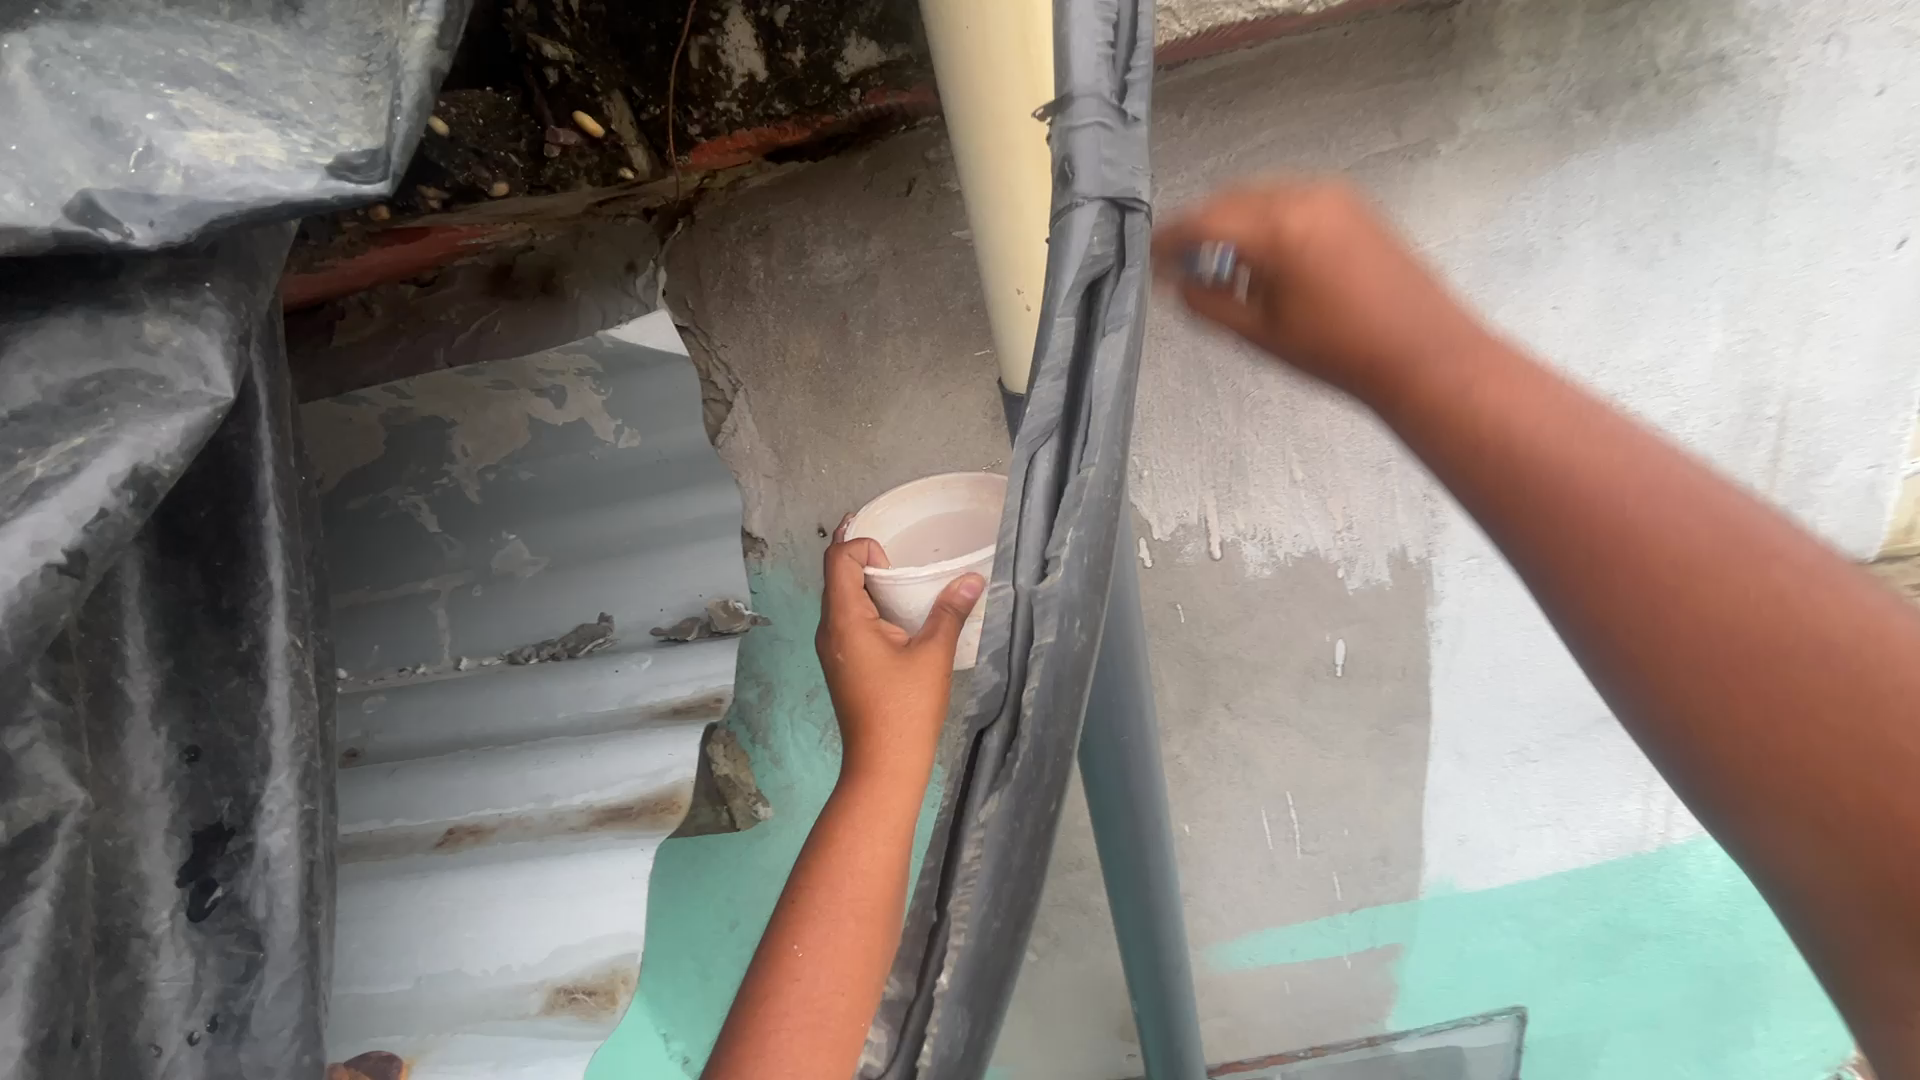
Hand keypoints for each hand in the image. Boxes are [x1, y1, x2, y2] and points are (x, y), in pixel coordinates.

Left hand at [815, 519, 983, 774]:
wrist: (883, 764)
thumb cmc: (906, 709)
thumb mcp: (933, 655)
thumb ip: (950, 611)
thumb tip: (971, 578)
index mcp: (844, 620)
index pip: (837, 559)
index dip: (862, 545)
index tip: (895, 564)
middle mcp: (829, 630)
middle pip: (835, 575)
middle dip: (863, 558)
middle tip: (898, 555)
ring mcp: (832, 649)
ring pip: (841, 599)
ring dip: (866, 584)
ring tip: (901, 582)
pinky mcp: (842, 663)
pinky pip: (847, 620)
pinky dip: (867, 607)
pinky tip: (897, 617)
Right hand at [1152, 178, 1490, 403]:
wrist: (1421, 352)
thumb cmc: (1335, 352)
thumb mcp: (1257, 334)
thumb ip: (1207, 303)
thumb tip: (1178, 284)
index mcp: (1276, 229)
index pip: (1203, 221)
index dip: (1169, 239)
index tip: (1149, 257)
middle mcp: (1303, 196)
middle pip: (1229, 200)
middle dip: (1198, 228)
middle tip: (1177, 262)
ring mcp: (1333, 195)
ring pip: (1259, 196)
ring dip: (1230, 223)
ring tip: (1216, 263)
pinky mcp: (1352, 204)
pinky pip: (1290, 199)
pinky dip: (1263, 220)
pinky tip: (1260, 256)